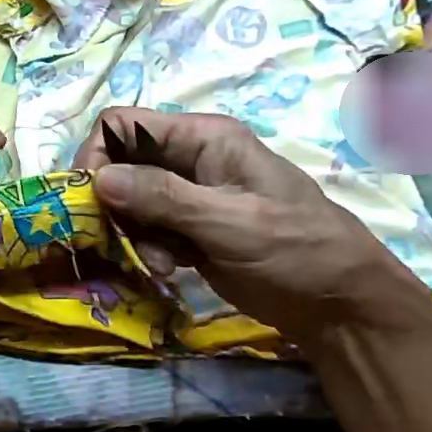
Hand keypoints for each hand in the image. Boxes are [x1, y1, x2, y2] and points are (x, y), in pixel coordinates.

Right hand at [74, 108, 431, 350]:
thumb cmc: (296, 250)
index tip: (91, 198)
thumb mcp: (229, 222)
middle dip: (116, 204)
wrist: (340, 306)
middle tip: (128, 239)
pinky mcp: (185, 227)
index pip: (123, 125)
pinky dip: (146, 249)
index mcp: (203, 138)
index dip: (98, 154)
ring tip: (159, 262)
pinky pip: (143, 228)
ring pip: (126, 201)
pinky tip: (169, 270)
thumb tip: (97, 178)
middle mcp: (188, 158)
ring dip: (132, 233)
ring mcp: (186, 194)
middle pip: (119, 164)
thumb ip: (162, 197)